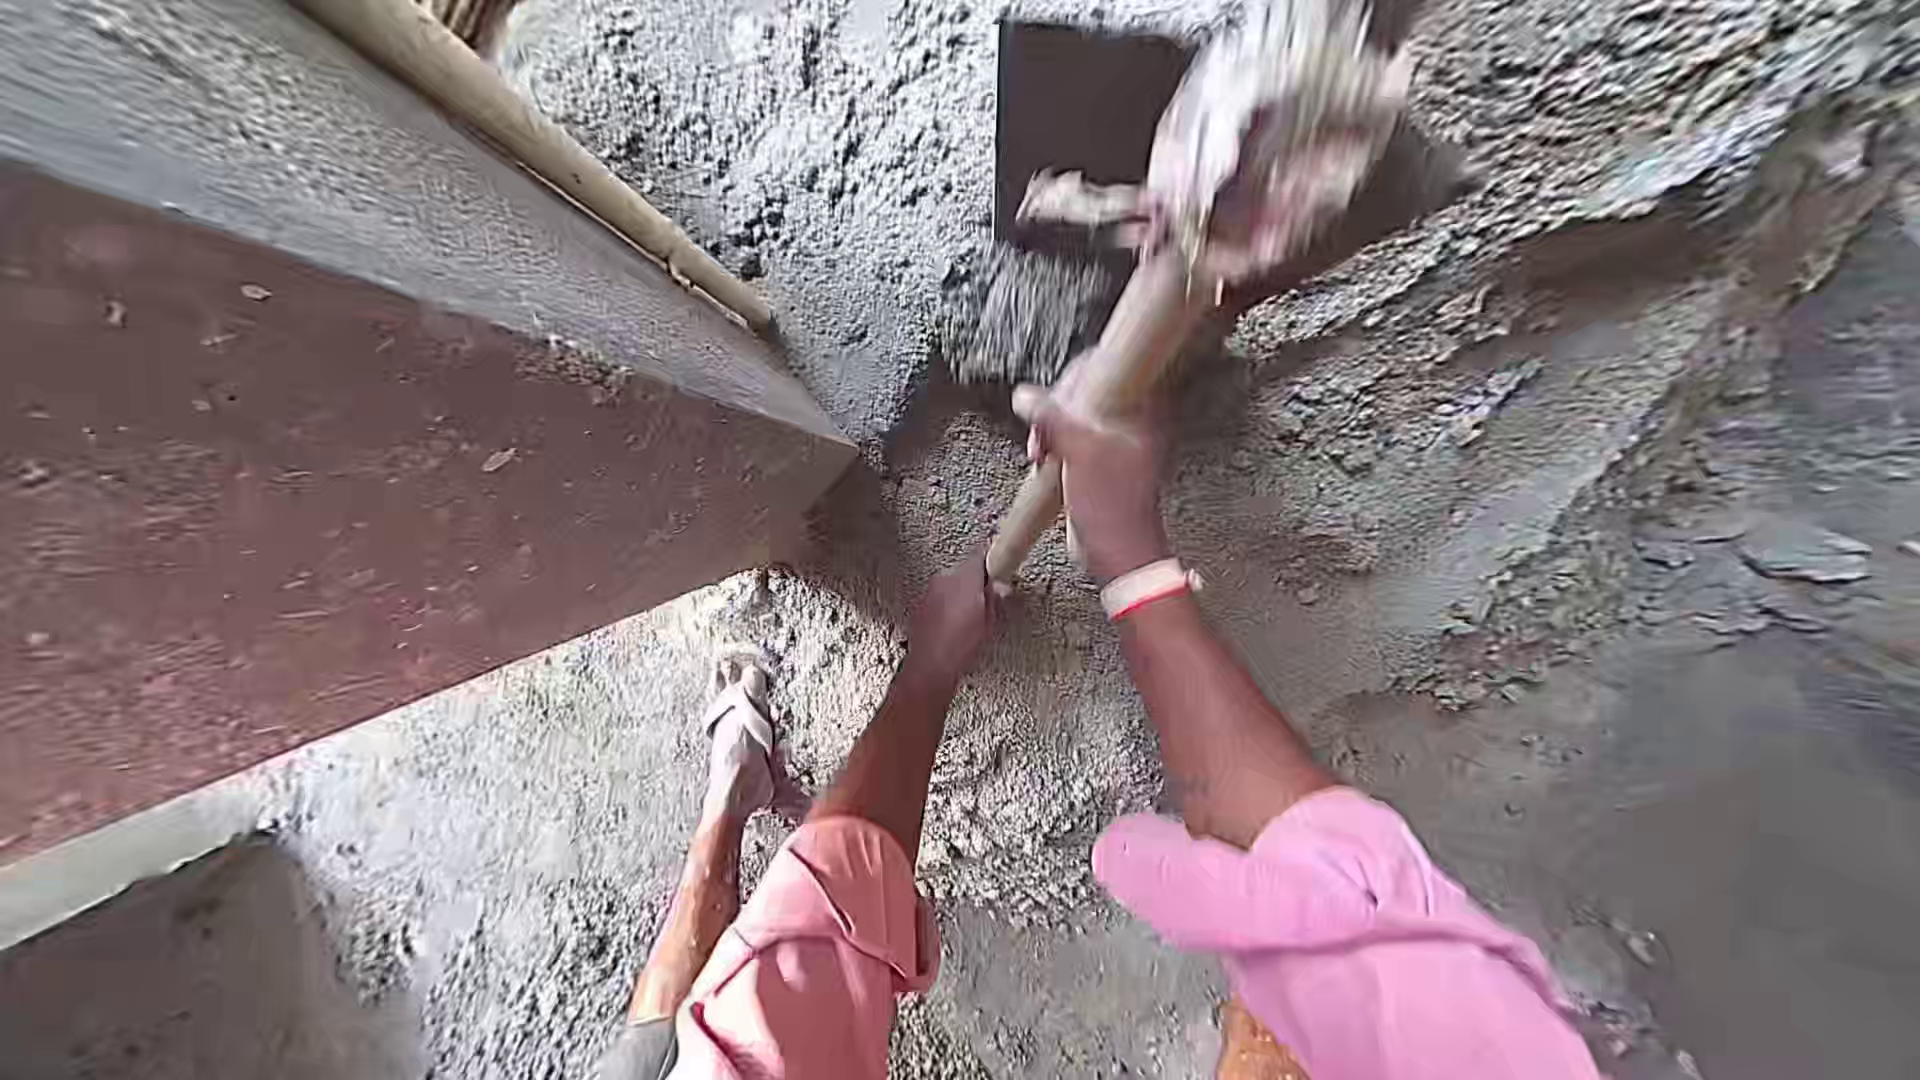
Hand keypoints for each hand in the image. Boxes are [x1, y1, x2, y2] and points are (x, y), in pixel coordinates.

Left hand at [907, 549, 994, 676]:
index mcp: (966, 579)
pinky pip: (937, 597)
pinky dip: (945, 604)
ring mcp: (929, 591)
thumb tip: (994, 590)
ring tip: (967, 617)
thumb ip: (992, 597)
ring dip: (958, 593)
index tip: (995, 553)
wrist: (932, 665)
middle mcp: (944, 579)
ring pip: (949, 583)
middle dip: (974, 580)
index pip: (980, 553)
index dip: (990, 552)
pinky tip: (952, 623)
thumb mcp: (989, 621)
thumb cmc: (959, 646)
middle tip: (985, 598)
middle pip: (964, 570)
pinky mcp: (920, 604)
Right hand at [1012, 384, 1171, 581]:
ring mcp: (1115, 440)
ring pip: (1074, 416)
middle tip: (1042, 430)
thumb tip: (1023, 396)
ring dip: (1051, 430)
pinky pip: (1071, 439)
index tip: (1056, 397)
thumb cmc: (1112, 505)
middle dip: (1055, 408)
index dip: (1076, 377)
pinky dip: (1055, 446)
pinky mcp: (1100, 460)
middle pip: (1085, 391)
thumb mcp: (1079, 450)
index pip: (1106, 366)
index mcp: (1140, 407)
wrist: (1116, 551)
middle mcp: (1131, 419)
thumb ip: (1051, 417)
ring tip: (1040, 451)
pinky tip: (1044, 459)